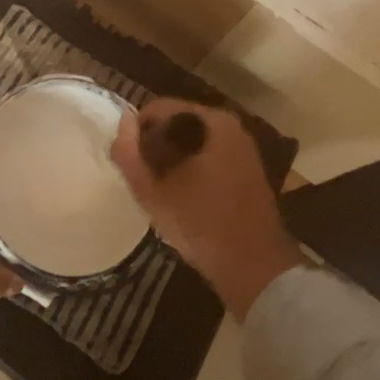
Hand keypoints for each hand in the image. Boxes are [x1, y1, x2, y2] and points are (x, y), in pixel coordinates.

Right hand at [111, 99, 303, 319]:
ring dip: (173, 158)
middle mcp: (230, 126)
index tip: (127, 160)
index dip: (136, 131)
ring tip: (158, 188)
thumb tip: (123, 122)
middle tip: (141, 176)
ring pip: (193, 142)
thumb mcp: (154, 193)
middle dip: (156, 144)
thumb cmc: (202, 225)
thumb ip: (130, 155)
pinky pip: (209, 156)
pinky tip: (182, 196)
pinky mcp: (248, 169)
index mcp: (211, 121)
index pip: (159, 109)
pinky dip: (192, 168)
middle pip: (177, 123)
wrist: (256, 270)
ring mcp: (243, 148)